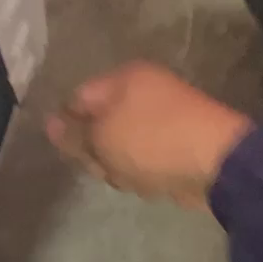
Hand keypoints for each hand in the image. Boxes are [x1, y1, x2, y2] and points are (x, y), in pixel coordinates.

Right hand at [45, 61, 252, 209]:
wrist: (215, 163)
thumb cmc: (150, 142)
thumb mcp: (100, 139)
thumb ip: (72, 133)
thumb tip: (48, 122)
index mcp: (123, 79)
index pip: (77, 100)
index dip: (69, 128)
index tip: (73, 153)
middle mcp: (142, 92)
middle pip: (98, 126)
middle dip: (97, 152)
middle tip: (106, 165)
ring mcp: (161, 118)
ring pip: (119, 148)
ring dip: (118, 167)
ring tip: (133, 175)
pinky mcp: (175, 144)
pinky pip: (143, 159)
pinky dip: (141, 172)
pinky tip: (150, 182)